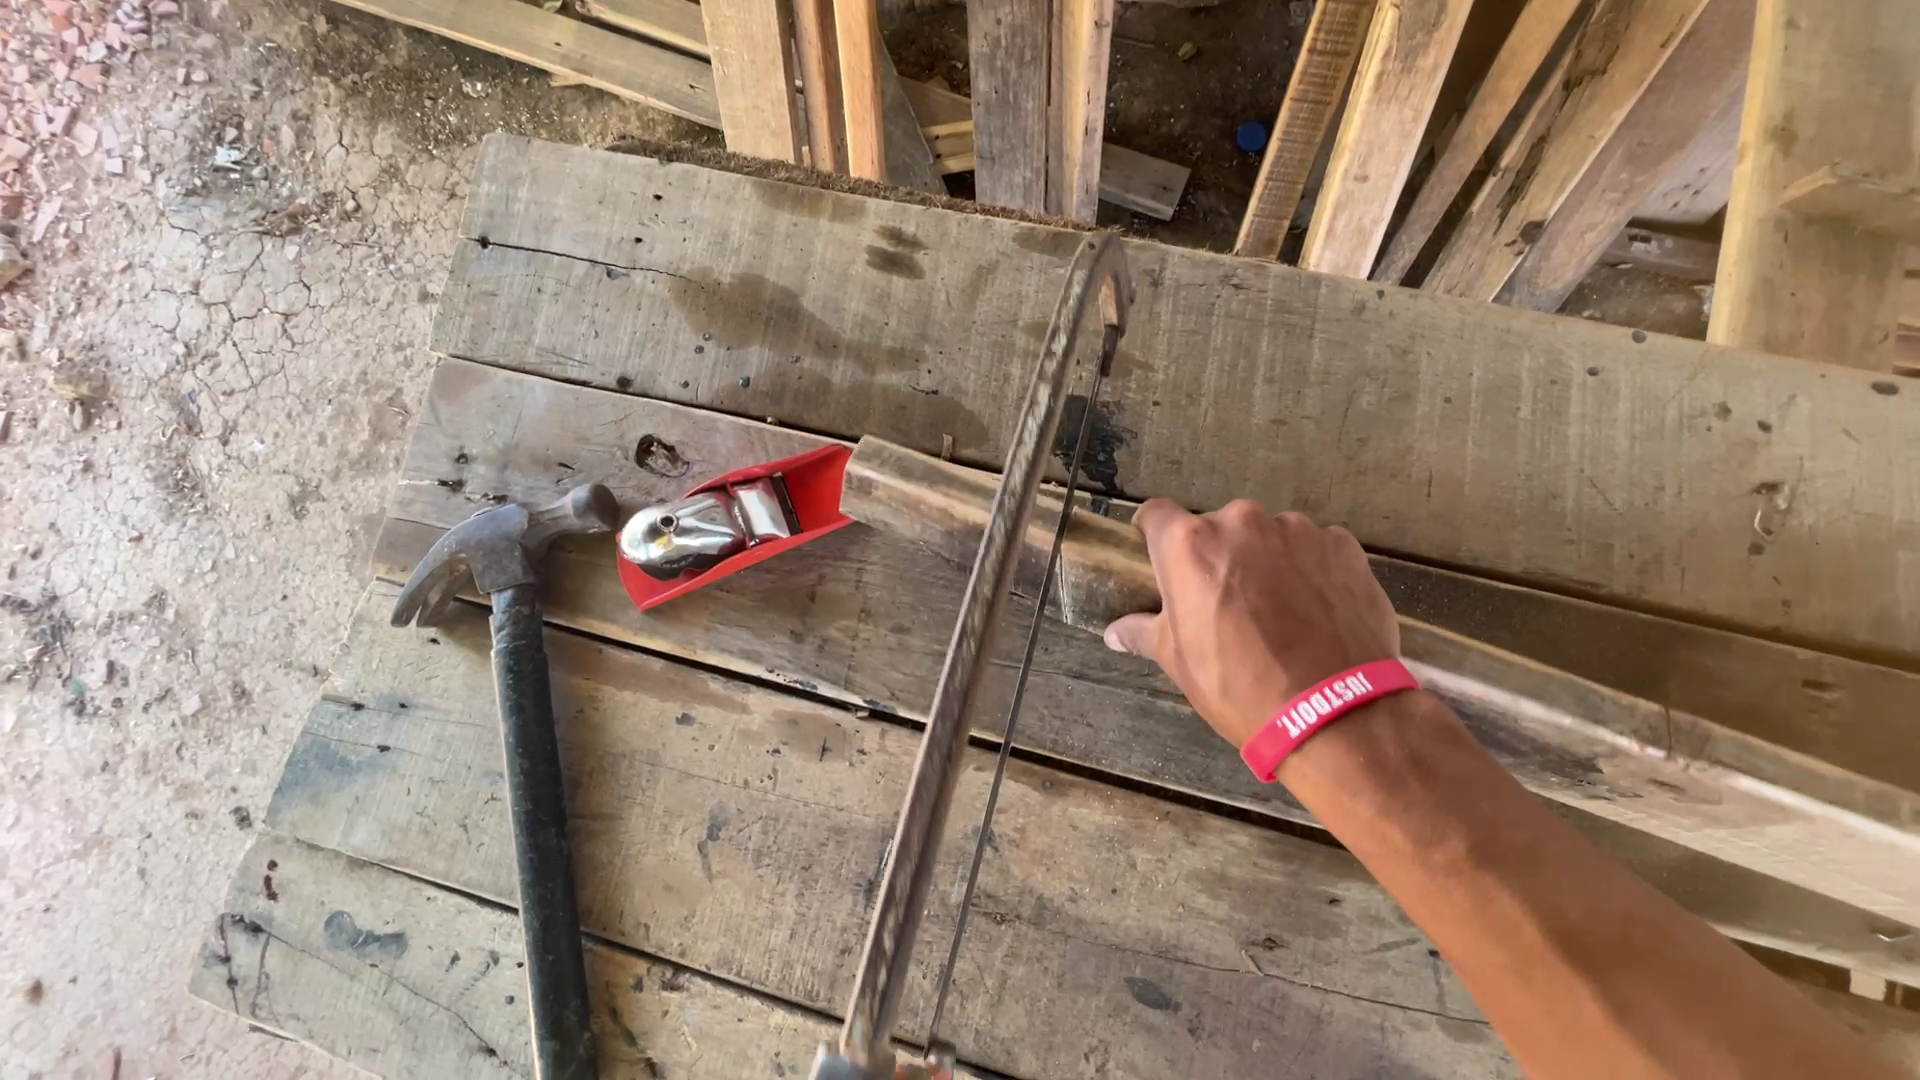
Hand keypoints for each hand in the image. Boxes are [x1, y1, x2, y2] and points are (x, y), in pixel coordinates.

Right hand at [1103, 498, 1400, 747]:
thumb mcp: (1178, 661)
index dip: (1153, 535)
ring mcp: (1296, 530)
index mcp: (1189, 544)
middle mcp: (1241, 522)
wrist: (1334, 714)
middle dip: (1216, 556)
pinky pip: (1313, 548)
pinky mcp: (1343, 546)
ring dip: (1264, 561)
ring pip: (1267, 536)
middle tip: (1224, 601)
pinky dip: (1308, 569)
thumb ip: (1143, 632)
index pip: (1155, 515)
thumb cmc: (1239, 685)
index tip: (1160, 557)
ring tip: (1278, 610)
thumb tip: (1115, 633)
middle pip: (1216, 527)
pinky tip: (1314, 609)